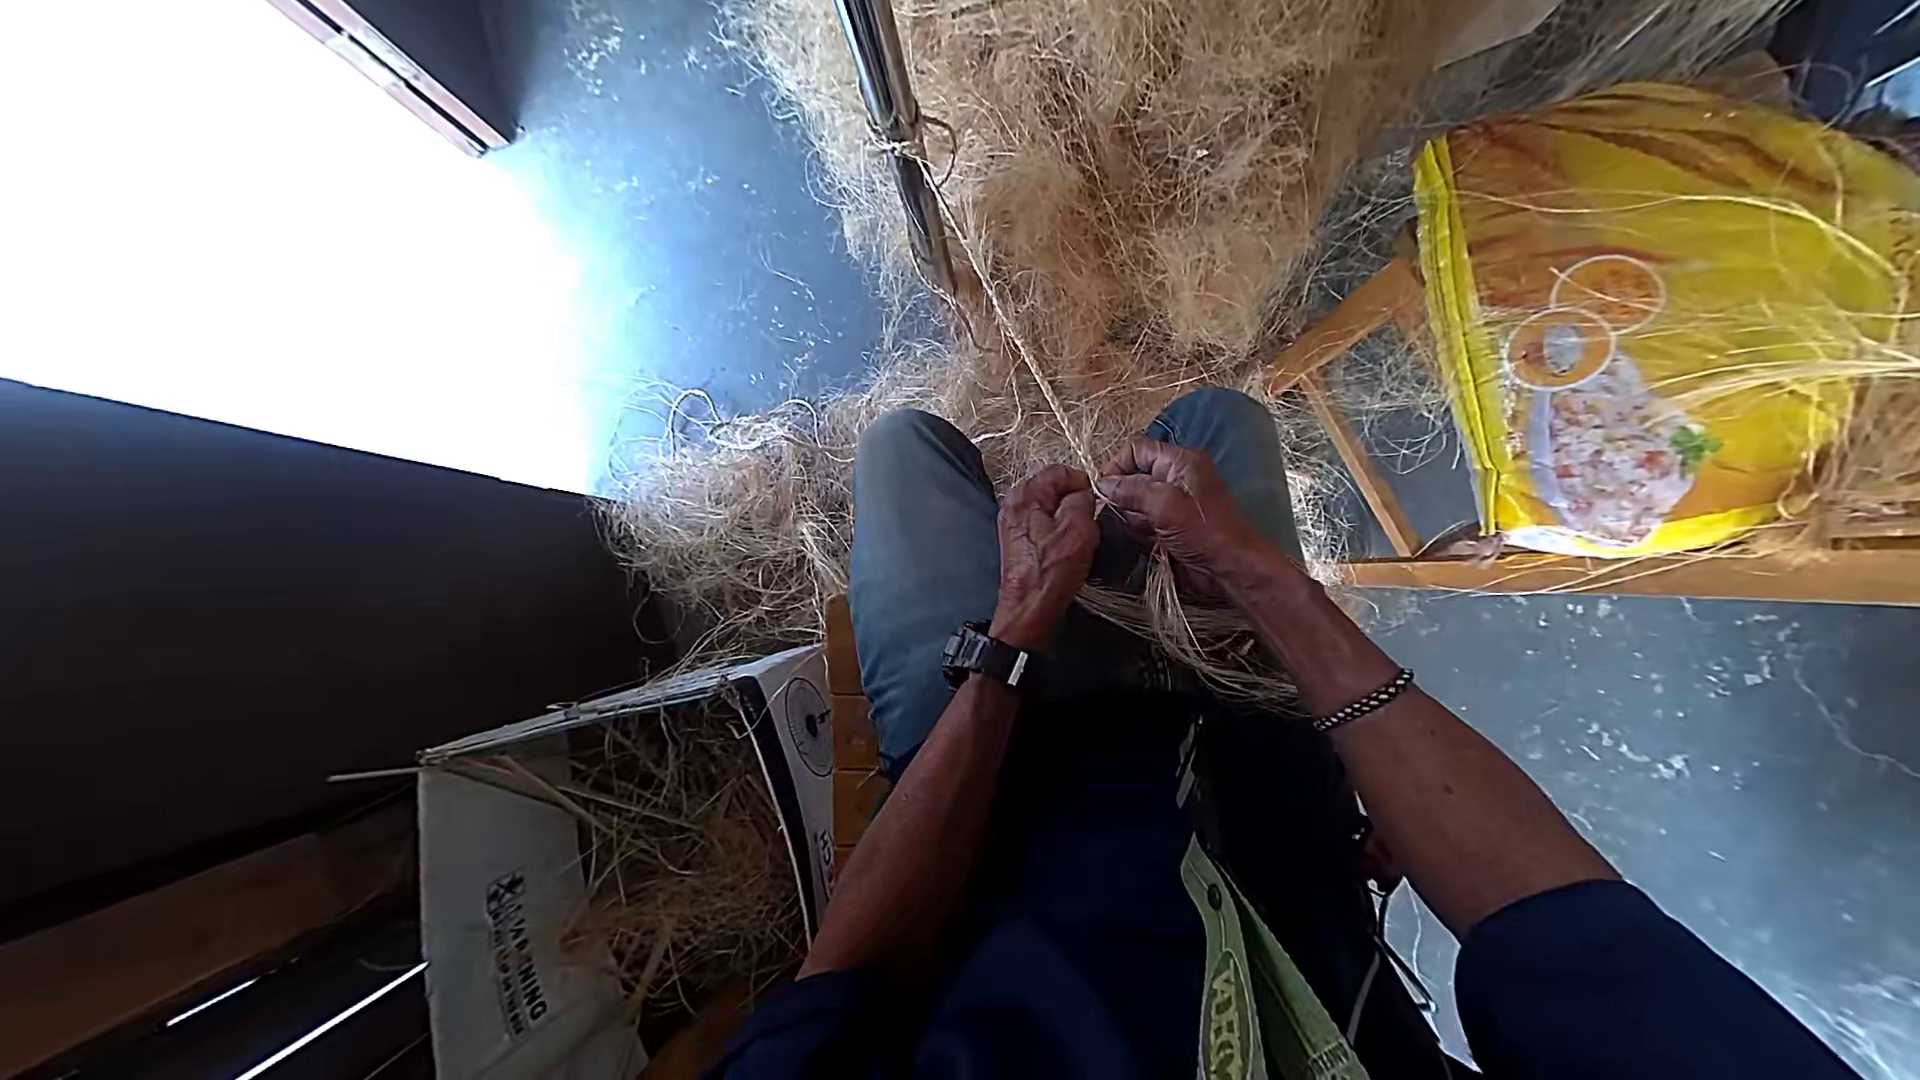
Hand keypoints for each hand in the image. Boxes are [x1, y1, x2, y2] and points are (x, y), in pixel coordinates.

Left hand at [990, 465, 1097, 651]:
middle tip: (1088, 521)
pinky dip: (1058, 531)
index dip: (1082, 482)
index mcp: (1024, 496)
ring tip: (1078, 537)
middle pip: (1052, 488)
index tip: (1095, 500)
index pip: (1059, 470)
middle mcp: (1013, 505)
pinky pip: (1044, 525)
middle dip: (1074, 500)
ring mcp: (1014, 524)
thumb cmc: (1051, 572)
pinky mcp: (1019, 541)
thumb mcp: (1078, 528)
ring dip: (1067, 517)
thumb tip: (1083, 494)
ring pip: (1050, 507)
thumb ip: (1082, 500)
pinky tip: (1065, 548)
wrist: (1030, 608)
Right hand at [1096, 439, 1264, 595]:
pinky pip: (1140, 520)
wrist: (1228, 570)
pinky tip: (1141, 539)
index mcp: (1180, 461)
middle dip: (1120, 493)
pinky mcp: (1166, 525)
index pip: (1137, 450)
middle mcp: (1174, 478)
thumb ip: (1131, 489)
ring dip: (1127, 514)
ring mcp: (1170, 503)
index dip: (1117, 465)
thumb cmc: (1204, 532)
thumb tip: (1102, 484)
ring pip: (1133, 500)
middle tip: (1114, 511)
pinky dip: (1135, 528)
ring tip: (1136, 529)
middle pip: (1132, 475)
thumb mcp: (1165, 504)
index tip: (1103, 488)